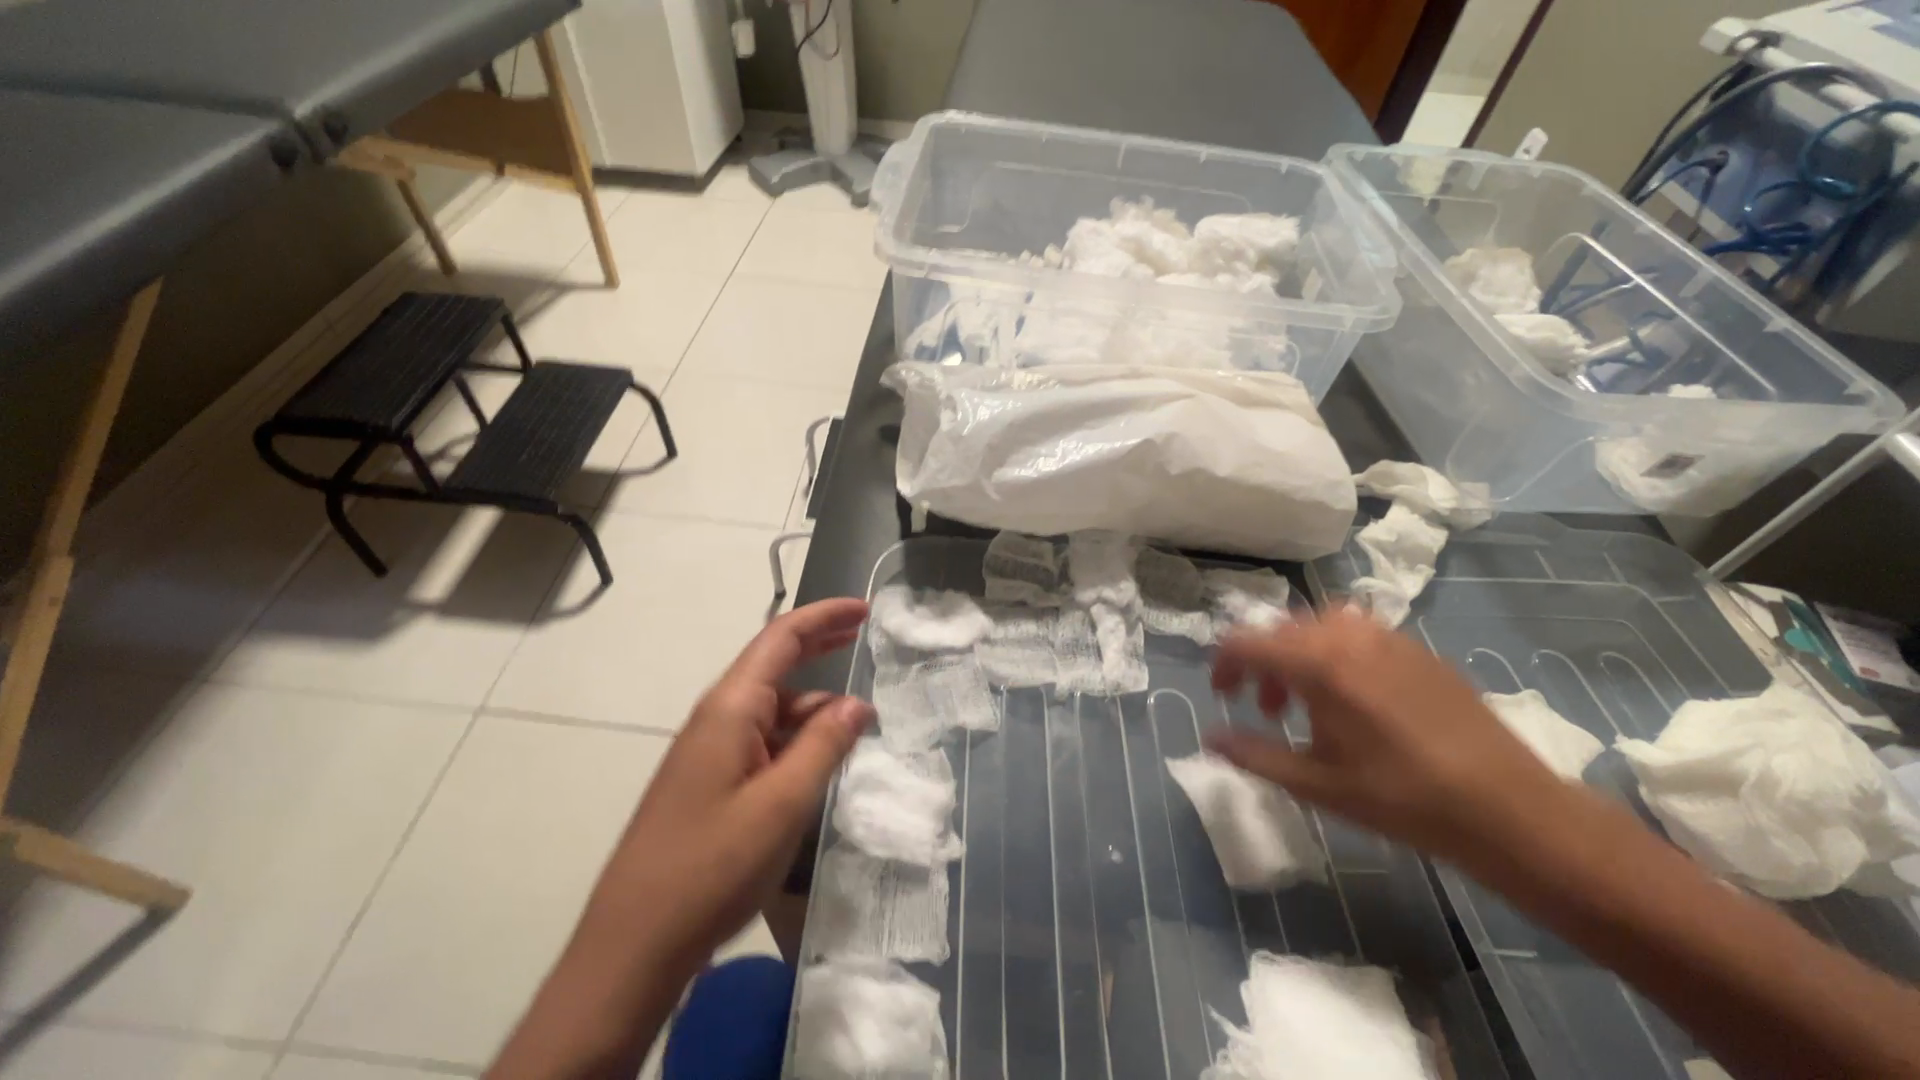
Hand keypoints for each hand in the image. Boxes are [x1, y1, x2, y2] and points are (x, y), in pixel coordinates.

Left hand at [580, 598, 875, 976]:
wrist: (635, 940)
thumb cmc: (712, 866)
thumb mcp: (782, 804)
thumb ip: (824, 746)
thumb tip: (856, 703)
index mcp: (730, 709)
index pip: (780, 639)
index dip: (823, 617)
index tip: (866, 608)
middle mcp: (716, 720)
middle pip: (773, 666)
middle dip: (818, 644)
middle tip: (864, 633)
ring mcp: (709, 754)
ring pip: (770, 711)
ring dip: (813, 706)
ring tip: (860, 720)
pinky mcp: (709, 785)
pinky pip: (761, 745)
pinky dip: (796, 740)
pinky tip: (821, 761)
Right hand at [1206, 607, 1574, 866]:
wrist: (1508, 807)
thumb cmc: (1403, 800)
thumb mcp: (1319, 786)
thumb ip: (1257, 756)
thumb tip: (1210, 738)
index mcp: (1322, 665)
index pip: (1249, 642)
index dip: (1224, 664)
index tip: (1222, 696)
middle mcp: (1352, 638)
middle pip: (1284, 629)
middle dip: (1264, 663)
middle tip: (1267, 710)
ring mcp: (1392, 639)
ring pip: (1323, 625)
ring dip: (1301, 655)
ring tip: (1310, 702)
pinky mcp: (1422, 652)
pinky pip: (1361, 635)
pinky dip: (1338, 655)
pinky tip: (1357, 703)